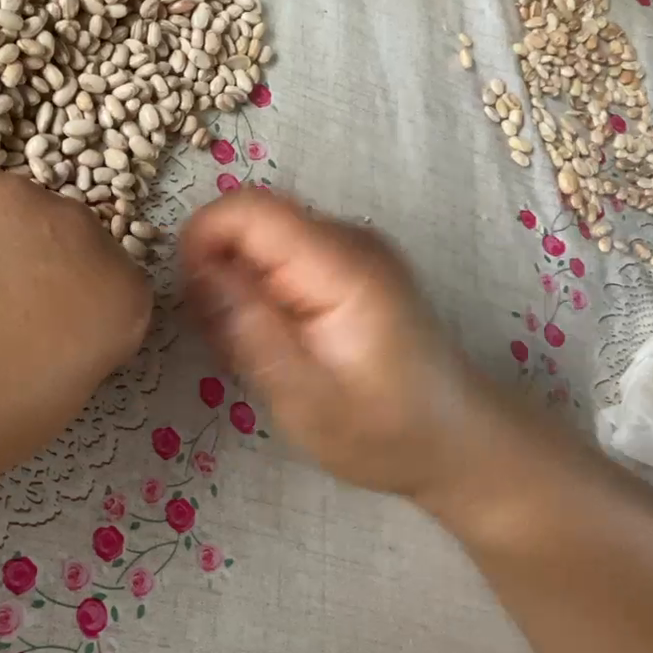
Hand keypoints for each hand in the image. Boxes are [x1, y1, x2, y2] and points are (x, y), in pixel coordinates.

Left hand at [0, 161, 150, 531]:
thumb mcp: (42, 409)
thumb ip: (71, 345)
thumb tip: (50, 314)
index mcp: (113, 297)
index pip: (114, 289)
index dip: (70, 314)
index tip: (34, 339)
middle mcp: (72, 228)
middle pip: (65, 237)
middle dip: (32, 266)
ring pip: (3, 208)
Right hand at [181, 189, 501, 502]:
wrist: (461, 444)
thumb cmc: (385, 433)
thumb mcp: (305, 400)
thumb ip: (251, 331)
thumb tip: (198, 273)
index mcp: (342, 267)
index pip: (248, 209)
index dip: (201, 238)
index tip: (191, 296)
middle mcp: (346, 239)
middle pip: (247, 217)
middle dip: (213, 267)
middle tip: (218, 334)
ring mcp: (347, 247)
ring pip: (255, 236)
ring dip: (231, 283)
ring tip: (246, 346)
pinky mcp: (343, 263)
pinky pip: (274, 254)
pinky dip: (253, 289)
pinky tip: (269, 338)